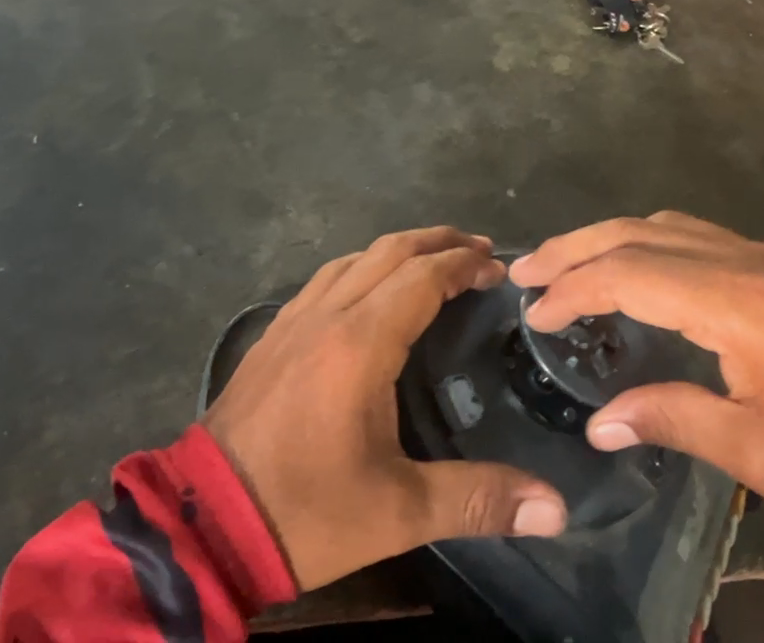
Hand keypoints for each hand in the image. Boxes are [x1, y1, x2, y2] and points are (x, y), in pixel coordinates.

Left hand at [204, 227, 567, 590]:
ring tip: (430, 262)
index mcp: (359, 342)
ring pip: (349, 261)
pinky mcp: (269, 339)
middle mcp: (325, 317)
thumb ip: (478, 500)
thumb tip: (556, 509)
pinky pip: (321, 282)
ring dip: (394, 252)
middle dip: (436, 243)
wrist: (207, 521)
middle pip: (386, 254)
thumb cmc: (307, 510)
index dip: (463, 264)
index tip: (497, 268)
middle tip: (478, 250)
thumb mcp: (398, 511)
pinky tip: (366, 293)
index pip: (421, 278)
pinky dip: (358, 270)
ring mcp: (290, 323)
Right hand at [514, 213, 763, 536]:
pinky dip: (647, 242)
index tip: (533, 315)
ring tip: (565, 263)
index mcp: (735, 301)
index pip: (627, 275)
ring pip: (667, 226)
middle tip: (522, 269)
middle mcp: (746, 260)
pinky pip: (696, 236)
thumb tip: (598, 425)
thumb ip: (671, 419)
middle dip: (574, 248)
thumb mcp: (760, 450)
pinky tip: (636, 268)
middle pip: (638, 233)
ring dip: (608, 238)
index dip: (571, 290)